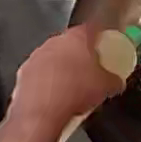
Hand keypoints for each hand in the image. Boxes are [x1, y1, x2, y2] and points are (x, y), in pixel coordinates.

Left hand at [9, 25, 126, 130]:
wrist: (41, 113)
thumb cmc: (74, 93)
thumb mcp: (106, 87)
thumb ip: (114, 80)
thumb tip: (116, 83)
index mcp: (77, 38)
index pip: (92, 28)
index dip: (100, 35)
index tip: (103, 42)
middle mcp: (55, 42)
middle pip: (71, 42)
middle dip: (80, 54)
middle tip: (90, 68)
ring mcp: (37, 56)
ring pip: (54, 57)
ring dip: (62, 68)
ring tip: (72, 87)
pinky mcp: (24, 72)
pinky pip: (40, 73)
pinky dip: (47, 81)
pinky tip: (55, 96)